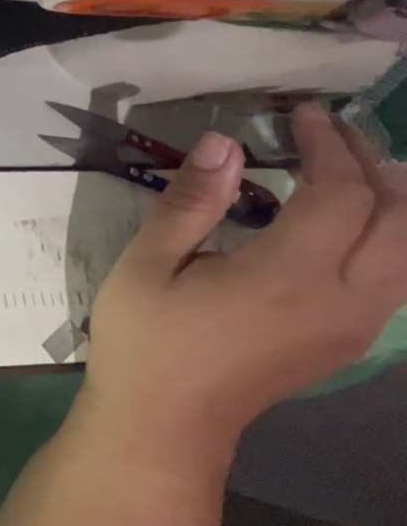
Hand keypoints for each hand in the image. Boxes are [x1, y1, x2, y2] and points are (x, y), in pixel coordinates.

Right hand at [80, 103, 406, 456]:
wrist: (168, 412)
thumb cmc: (145, 333)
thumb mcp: (147, 263)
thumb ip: (189, 203)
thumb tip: (222, 143)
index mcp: (290, 275)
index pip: (342, 194)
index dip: (328, 147)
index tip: (300, 113)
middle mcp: (346, 297)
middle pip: (399, 218)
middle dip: (374, 164)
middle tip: (331, 130)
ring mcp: (360, 322)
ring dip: (395, 200)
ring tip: (354, 164)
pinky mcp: (354, 335)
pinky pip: (400, 274)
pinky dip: (391, 232)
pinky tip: (353, 218)